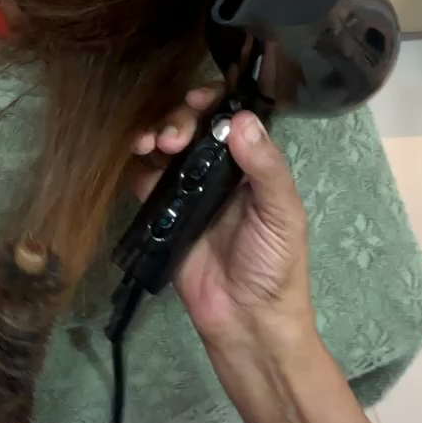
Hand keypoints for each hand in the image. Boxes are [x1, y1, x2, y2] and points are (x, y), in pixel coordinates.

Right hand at [131, 91, 313, 345]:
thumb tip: (240, 119)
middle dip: (178, 121)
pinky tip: (139, 164)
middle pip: (193, 127)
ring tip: (149, 145)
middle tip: (172, 140)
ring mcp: (188, 191)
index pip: (230, 120)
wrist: (246, 322)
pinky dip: (139, 166)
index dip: (212, 102)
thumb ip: (266, 168)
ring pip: (166, 146)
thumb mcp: (283, 215)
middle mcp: (219, 172)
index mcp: (251, 167)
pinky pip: (145, 179)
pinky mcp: (163, 211)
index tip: (196, 100)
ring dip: (154, 135)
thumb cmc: (275, 266)